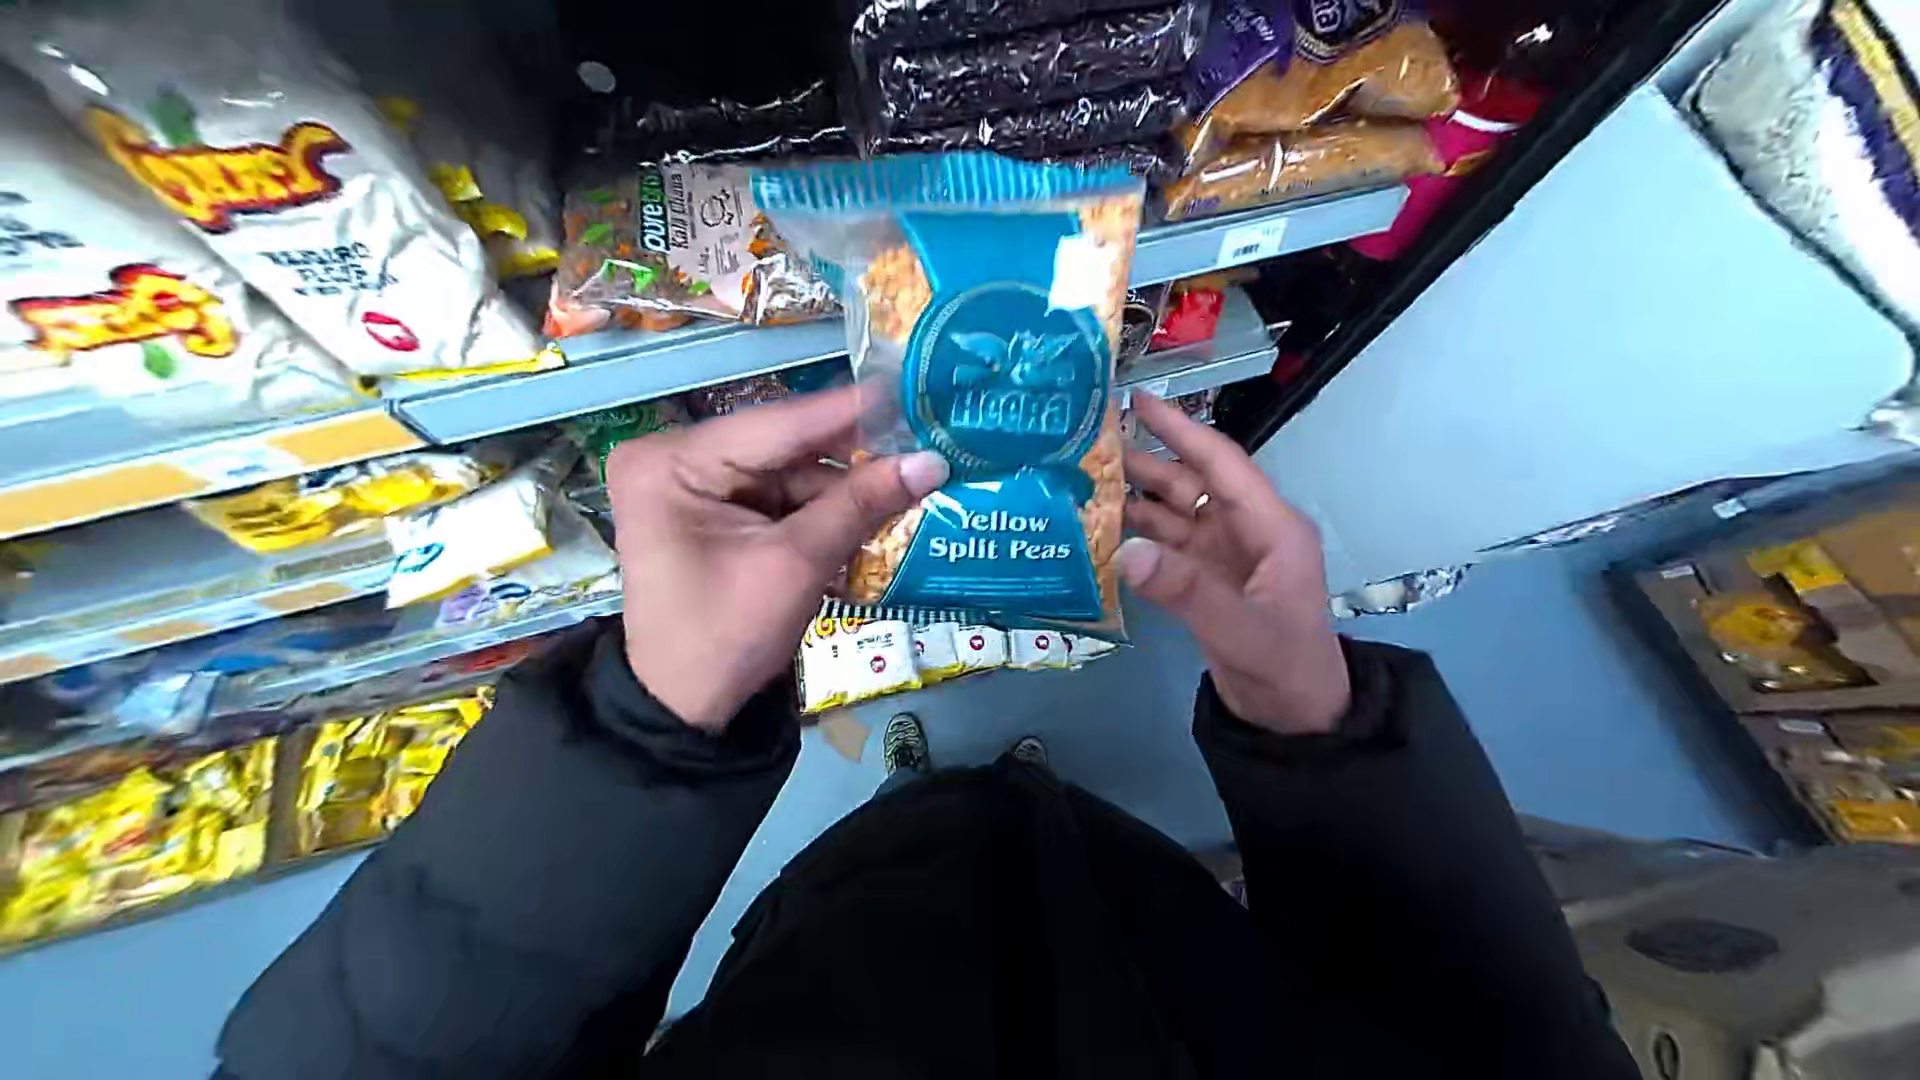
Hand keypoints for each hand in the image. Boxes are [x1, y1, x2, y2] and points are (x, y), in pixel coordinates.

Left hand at [606, 386, 948, 730]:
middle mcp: (677, 460)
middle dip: (850, 460)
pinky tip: (870, 517)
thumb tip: (932, 462)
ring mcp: (696, 486)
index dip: (846, 412)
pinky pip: (782, 499)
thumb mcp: (798, 564)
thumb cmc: (727, 636)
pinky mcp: (717, 512)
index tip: (904, 391)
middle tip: (917, 449)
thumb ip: (862, 504)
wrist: (688, 706)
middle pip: (784, 449)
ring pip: (790, 474)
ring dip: (844, 491)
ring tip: (906, 490)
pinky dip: (824, 512)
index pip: (775, 425)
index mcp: (672, 463)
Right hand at [1117, 393, 1349, 735]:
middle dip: (1144, 462)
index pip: (1220, 463)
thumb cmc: (1285, 666)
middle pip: (1189, 484)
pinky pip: (1162, 548)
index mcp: (1268, 527)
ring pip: (1171, 514)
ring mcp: (1219, 557)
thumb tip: (1124, 550)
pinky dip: (1134, 537)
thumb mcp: (1241, 629)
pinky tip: (1100, 531)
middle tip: (1090, 444)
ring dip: (1133, 499)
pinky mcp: (1201, 581)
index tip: (1139, 401)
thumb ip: (1184, 590)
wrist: (1294, 717)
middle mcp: (1242, 531)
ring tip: (1084, 483)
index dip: (1180, 429)